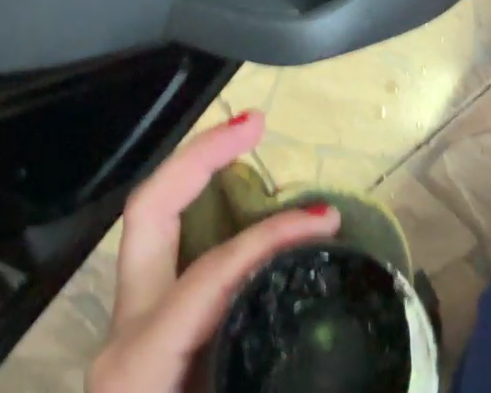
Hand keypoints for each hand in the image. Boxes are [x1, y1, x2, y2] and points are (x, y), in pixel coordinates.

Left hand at [89, 112, 341, 392]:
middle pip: (151, 212)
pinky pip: (173, 259)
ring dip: (200, 178)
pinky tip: (244, 213)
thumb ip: (277, 377)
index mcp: (142, 361)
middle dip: (201, 157)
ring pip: (155, 228)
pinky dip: (207, 221)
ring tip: (250, 145)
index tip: (326, 219)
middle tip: (256, 123)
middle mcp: (126, 332)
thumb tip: (364, 374)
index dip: (272, 236)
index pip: (213, 270)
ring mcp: (131, 333)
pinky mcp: (147, 340)